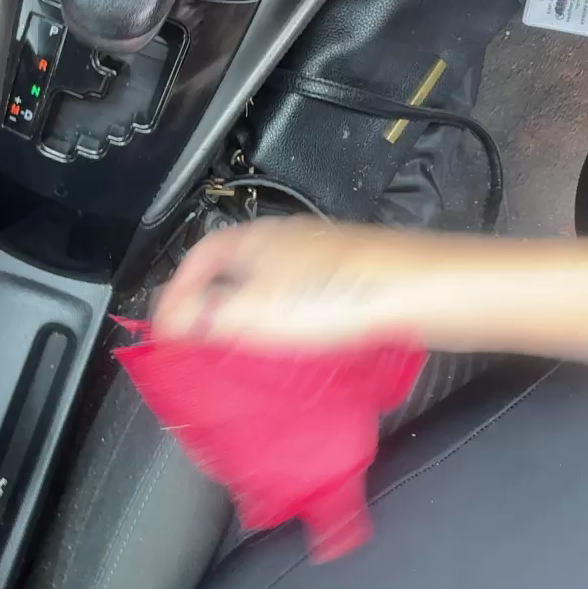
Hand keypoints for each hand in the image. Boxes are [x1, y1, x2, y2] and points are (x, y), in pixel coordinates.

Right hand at [151, 218, 445, 348]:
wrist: (419, 291)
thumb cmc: (338, 295)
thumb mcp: (255, 313)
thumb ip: (205, 317)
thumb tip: (167, 321)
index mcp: (252, 240)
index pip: (197, 258)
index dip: (177, 293)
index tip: (169, 330)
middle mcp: (282, 238)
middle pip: (231, 268)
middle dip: (212, 304)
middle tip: (203, 342)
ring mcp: (318, 253)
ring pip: (267, 281)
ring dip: (249, 313)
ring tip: (246, 350)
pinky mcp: (347, 272)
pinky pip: (300, 292)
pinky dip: (284, 316)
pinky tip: (296, 344)